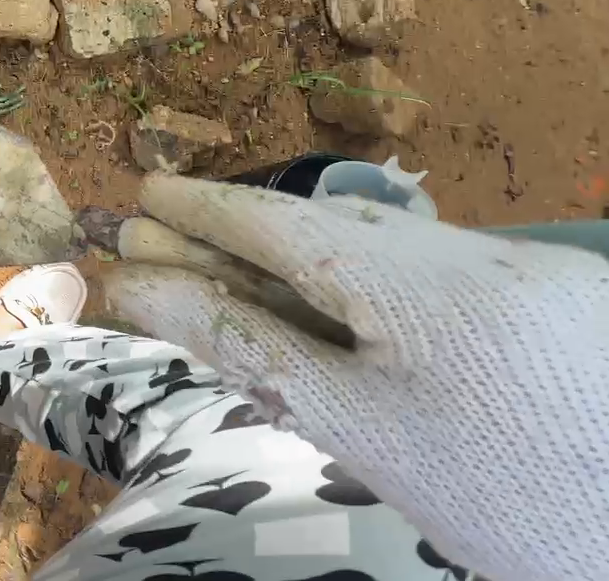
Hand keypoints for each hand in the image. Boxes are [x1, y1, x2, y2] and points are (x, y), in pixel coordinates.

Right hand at [103, 175, 608, 580]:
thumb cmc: (510, 502)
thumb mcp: (356, 429)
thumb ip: (239, 342)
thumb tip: (129, 283)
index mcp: (424, 284)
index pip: (279, 220)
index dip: (201, 204)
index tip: (141, 192)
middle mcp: (483, 255)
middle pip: (324, 226)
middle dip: (237, 236)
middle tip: (164, 247)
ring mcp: (536, 276)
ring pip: (379, 246)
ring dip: (295, 258)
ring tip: (238, 284)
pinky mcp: (569, 304)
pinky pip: (430, 272)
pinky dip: (361, 282)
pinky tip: (342, 318)